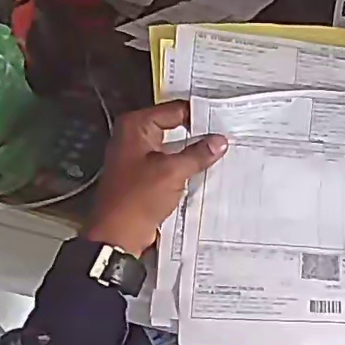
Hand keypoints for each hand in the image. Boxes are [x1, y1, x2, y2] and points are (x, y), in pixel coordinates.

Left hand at [82, 100, 227, 254]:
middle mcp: (135, 136)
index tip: (224, 123)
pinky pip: (171, 164)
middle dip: (199, 134)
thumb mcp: (172, 172)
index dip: (200, 116)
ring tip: (219, 154)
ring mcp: (140, 156)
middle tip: (225, 137)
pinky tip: (205, 171)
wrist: (119, 234)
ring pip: (174, 147)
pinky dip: (185, 167)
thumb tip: (218, 142)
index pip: (175, 110)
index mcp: (136, 126)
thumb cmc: (135, 199)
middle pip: (175, 127)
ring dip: (193, 153)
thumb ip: (198, 154)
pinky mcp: (146, 175)